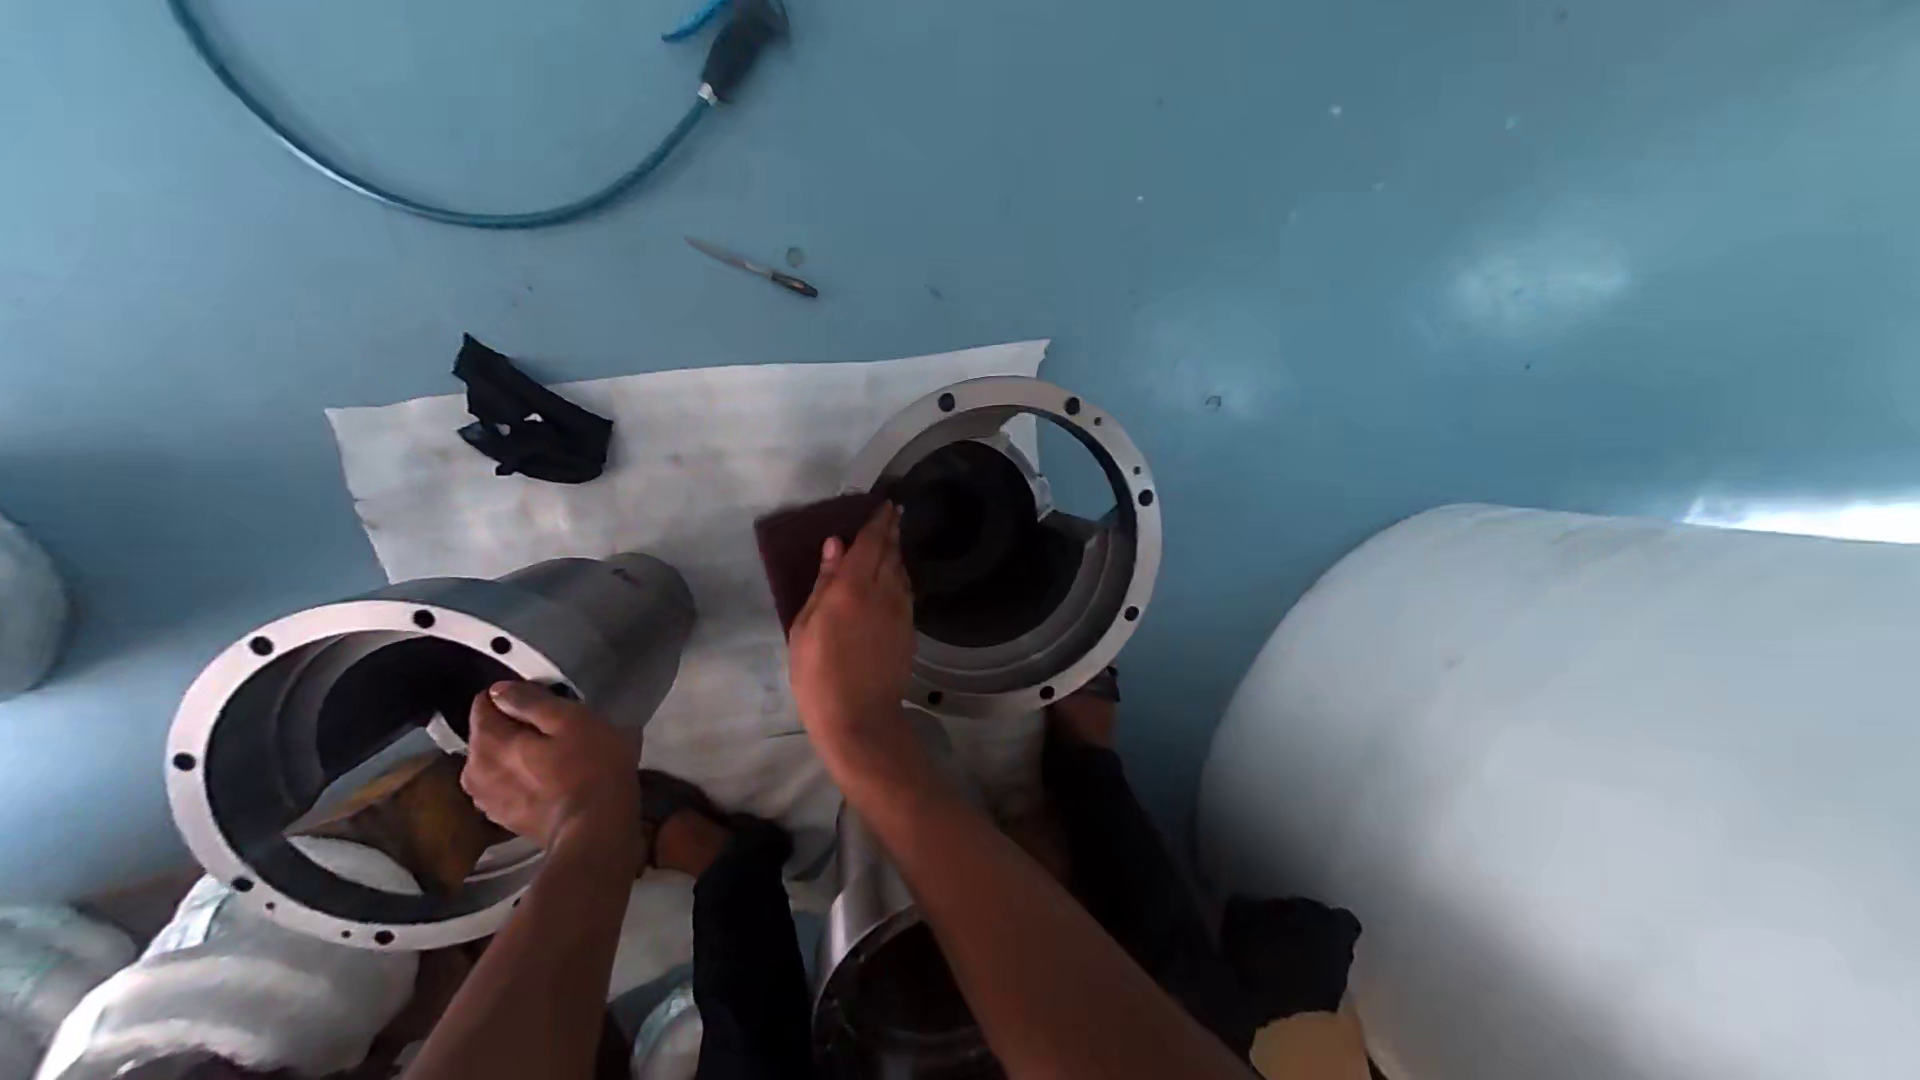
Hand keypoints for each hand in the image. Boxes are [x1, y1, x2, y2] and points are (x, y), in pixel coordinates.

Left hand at [460, 681, 640, 855]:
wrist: (596, 826)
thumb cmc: (591, 766)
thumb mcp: (572, 719)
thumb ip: (532, 701)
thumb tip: (500, 691)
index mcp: (488, 742)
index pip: (485, 702)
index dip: (517, 696)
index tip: (549, 703)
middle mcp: (473, 769)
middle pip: (489, 732)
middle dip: (516, 727)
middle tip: (558, 731)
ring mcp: (484, 798)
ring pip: (496, 759)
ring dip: (517, 754)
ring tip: (555, 756)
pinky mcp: (501, 817)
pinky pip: (506, 783)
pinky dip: (521, 777)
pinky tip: (550, 781)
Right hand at [787, 502, 915, 755]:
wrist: (860, 717)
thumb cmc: (818, 674)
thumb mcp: (806, 627)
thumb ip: (824, 583)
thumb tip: (836, 545)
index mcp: (851, 588)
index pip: (870, 544)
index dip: (878, 522)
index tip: (886, 504)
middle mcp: (882, 592)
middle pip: (891, 553)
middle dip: (892, 531)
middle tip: (894, 513)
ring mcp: (900, 611)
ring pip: (902, 572)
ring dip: (897, 553)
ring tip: (892, 540)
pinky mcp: (909, 630)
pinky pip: (906, 592)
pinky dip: (900, 576)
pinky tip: (895, 577)